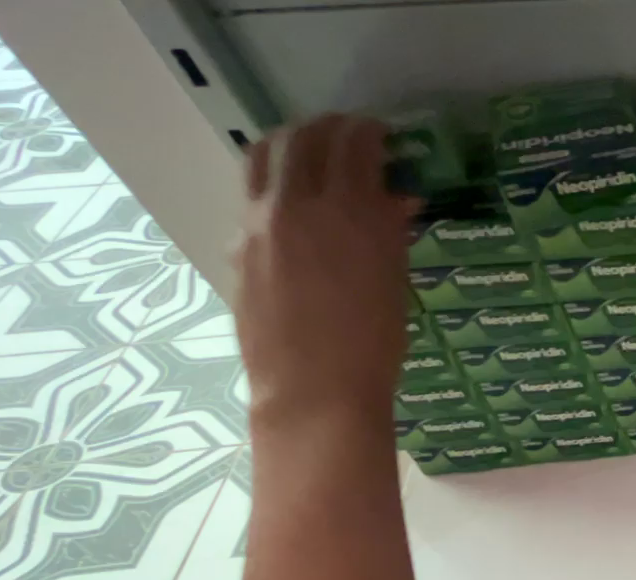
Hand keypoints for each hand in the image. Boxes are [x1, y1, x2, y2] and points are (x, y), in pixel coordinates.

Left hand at [233, 114, 414, 427]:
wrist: (316, 392)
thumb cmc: (376, 349)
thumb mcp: (396, 287)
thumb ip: (390, 236)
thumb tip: (395, 201)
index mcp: (350, 215)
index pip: (354, 146)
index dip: (369, 132)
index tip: (383, 135)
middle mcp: (299, 206)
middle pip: (303, 139)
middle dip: (329, 130)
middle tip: (351, 137)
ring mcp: (260, 224)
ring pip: (266, 156)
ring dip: (292, 145)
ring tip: (313, 156)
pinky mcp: (239, 246)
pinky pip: (255, 197)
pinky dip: (278, 187)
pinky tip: (297, 211)